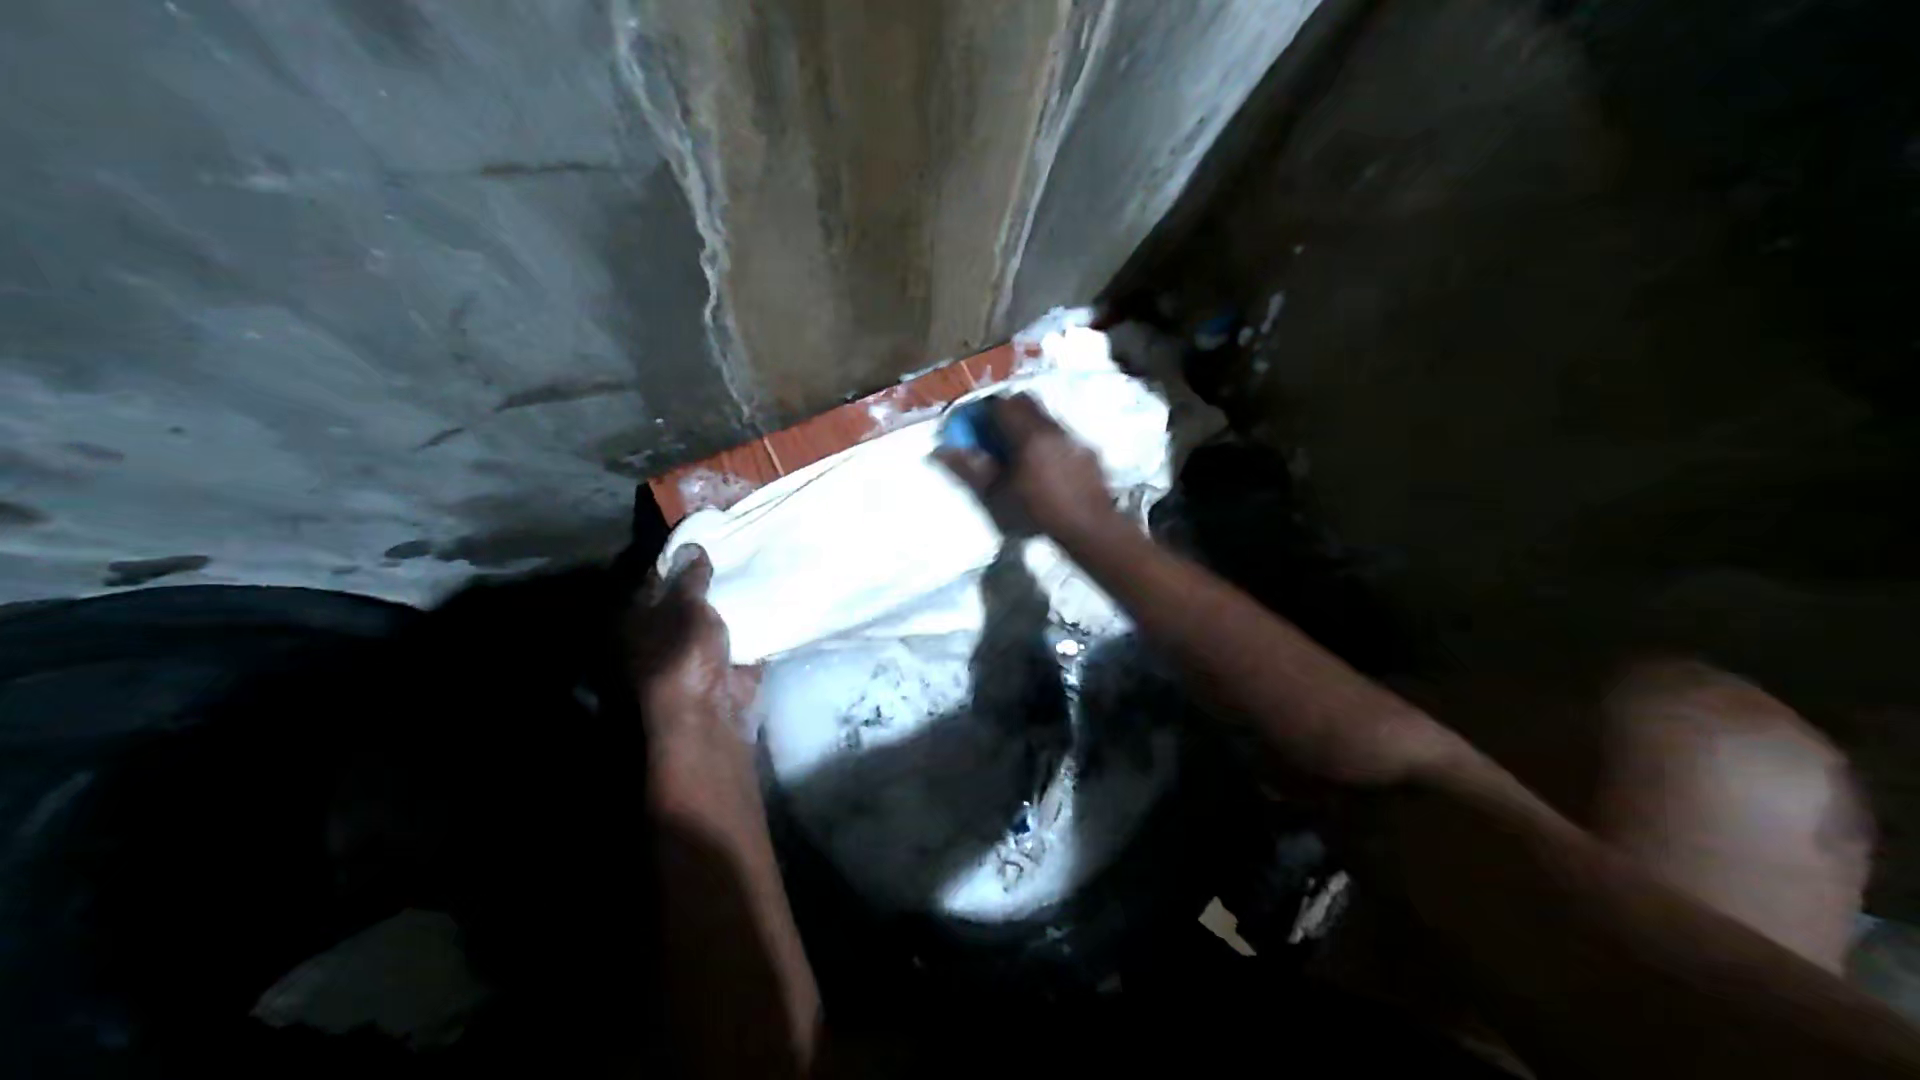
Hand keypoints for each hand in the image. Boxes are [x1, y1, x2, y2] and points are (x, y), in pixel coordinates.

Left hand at [625, 545, 761, 746]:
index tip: (708, 538)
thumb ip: (691, 577)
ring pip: (715, 618)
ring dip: (734, 601)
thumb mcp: (686, 605)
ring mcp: (695, 652)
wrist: (709, 711)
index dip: (680, 559)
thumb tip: (692, 546)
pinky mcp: (726, 665)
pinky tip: (771, 599)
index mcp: (638, 619)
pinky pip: (741, 637)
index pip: (657, 579)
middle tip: (739, 549)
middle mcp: (662, 635)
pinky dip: (753, 624)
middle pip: (688, 598)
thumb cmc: (683, 653)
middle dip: (712, 579)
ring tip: (758, 567)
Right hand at [934, 394, 1122, 543]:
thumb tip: (940, 451)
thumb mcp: (996, 495)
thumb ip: (969, 469)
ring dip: (1030, 425)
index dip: (985, 410)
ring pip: (1046, 416)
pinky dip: (1049, 441)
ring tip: (1020, 452)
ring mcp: (1074, 438)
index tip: (976, 425)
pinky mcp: (1089, 452)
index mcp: (1028, 435)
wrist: (1089, 528)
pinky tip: (1046, 467)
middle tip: (995, 434)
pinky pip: (1063, 435)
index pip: (1002, 403)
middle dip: (1007, 411)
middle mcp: (1053, 428)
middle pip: (1026, 401)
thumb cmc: (1037, 513)